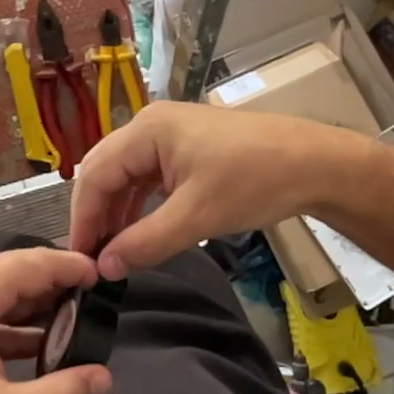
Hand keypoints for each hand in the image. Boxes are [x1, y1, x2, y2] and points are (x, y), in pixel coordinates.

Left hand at [0, 247, 112, 393]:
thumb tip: (103, 377)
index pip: (29, 263)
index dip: (69, 267)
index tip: (105, 276)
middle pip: (17, 272)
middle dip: (58, 285)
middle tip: (98, 302)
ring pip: (3, 293)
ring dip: (39, 306)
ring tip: (79, 324)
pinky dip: (17, 325)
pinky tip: (43, 348)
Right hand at [68, 102, 353, 279]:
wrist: (314, 164)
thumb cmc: (254, 182)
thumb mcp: (197, 217)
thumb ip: (145, 243)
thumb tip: (104, 268)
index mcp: (147, 129)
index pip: (95, 173)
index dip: (83, 218)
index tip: (80, 259)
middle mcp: (150, 125)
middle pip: (105, 169)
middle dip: (95, 213)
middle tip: (91, 257)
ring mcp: (169, 134)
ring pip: (125, 175)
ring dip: (115, 211)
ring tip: (110, 251)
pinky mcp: (186, 148)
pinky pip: (147, 177)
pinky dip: (137, 204)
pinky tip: (136, 231)